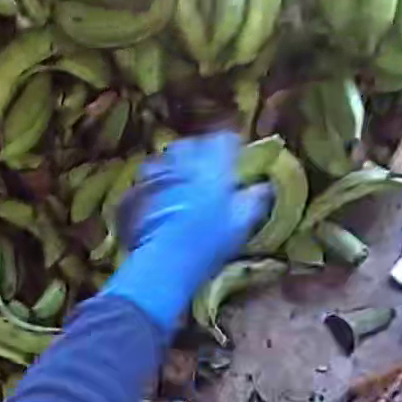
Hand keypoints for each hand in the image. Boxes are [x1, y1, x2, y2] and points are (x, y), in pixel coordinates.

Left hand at [103, 132, 270, 330]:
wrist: (165, 261)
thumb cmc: (209, 241)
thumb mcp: (242, 223)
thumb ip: (254, 199)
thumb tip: (264, 187)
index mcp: (213, 166)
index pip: (224, 140)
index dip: (230, 147)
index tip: (234, 158)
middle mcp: (184, 164)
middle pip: (191, 144)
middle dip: (199, 152)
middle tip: (205, 169)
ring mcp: (158, 177)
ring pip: (167, 159)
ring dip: (175, 166)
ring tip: (181, 182)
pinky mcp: (137, 193)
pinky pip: (147, 179)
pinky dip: (155, 183)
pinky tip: (160, 199)